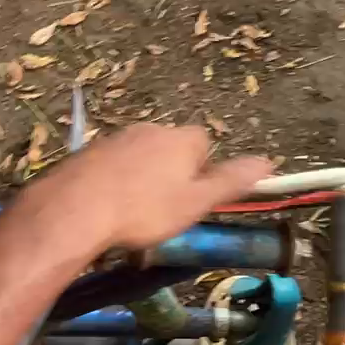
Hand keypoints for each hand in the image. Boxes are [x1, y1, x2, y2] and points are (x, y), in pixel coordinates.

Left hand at [3, 123, 272, 254]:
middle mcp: (151, 130)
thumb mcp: (196, 202)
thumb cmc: (146, 210)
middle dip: (171, 173)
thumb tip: (268, 161)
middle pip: (171, 148)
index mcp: (182, 139)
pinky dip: (115, 181)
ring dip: (142, 178)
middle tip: (163, 211)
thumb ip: (231, 181)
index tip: (192, 198)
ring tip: (132, 215)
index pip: (203, 144)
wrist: (76, 209)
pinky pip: (112, 165)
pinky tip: (107, 208)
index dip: (201, 171)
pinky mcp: (89, 152)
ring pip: (140, 156)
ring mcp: (117, 138)